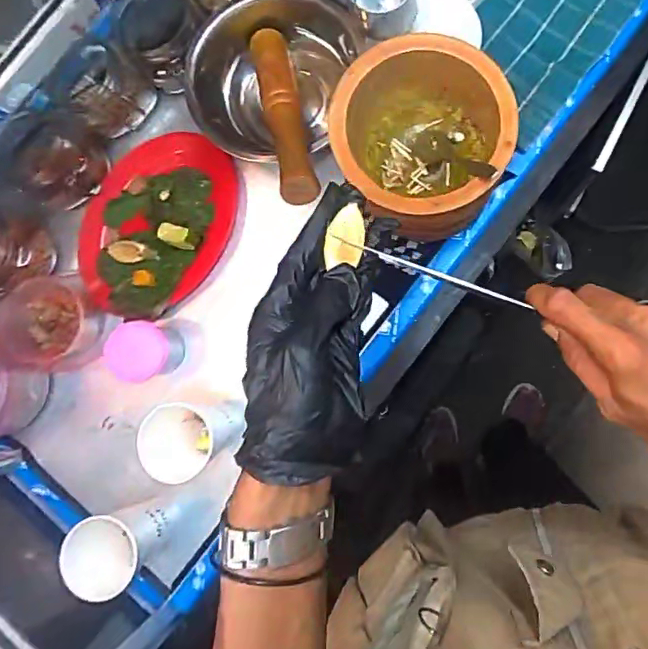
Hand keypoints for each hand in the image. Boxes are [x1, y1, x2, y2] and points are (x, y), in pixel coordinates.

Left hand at [238, 184, 374, 485]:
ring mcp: (320, 327)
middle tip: (358, 204)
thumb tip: (342, 270)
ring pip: (337, 282)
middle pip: (317, 265)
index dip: (315, 229)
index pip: (297, 258)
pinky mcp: (341, 343)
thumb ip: (320, 308)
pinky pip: (352, 307)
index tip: (335, 200)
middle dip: (335, 235)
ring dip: (352, 255)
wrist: (301, 448)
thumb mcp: (299, 349)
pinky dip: (362, 284)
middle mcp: (295, 312)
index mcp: (275, 309)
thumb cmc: (288, 398)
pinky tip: (372, 264)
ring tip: (371, 225)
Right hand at [527, 284, 647, 510]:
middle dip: (583, 311)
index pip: (566, 304)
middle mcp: (647, 320)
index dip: (543, 297)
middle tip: (593, 340)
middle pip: (594, 295)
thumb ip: (583, 364)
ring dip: (625, 323)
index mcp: (622, 350)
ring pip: (630, 304)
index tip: (536, 298)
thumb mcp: (621, 411)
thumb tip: (558, 331)